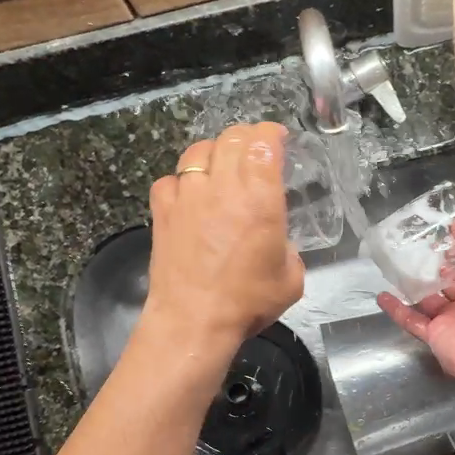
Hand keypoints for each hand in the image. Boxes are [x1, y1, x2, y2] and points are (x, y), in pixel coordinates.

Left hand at [143, 123, 304, 354]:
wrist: (194, 320)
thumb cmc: (247, 302)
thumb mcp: (291, 278)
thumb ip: (290, 250)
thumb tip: (279, 244)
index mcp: (260, 198)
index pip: (263, 142)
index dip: (271, 134)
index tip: (278, 139)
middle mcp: (223, 187)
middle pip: (231, 139)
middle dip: (246, 137)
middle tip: (254, 148)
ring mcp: (188, 196)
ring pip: (199, 151)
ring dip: (215, 152)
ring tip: (222, 165)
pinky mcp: (163, 211)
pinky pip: (171, 179)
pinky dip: (183, 180)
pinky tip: (190, 194)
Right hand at [376, 218, 454, 382]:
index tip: (435, 228)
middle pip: (446, 277)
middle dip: (430, 262)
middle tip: (409, 242)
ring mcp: (449, 318)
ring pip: (426, 296)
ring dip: (412, 282)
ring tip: (392, 263)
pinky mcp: (433, 334)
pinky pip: (412, 319)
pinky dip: (397, 309)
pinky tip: (383, 295)